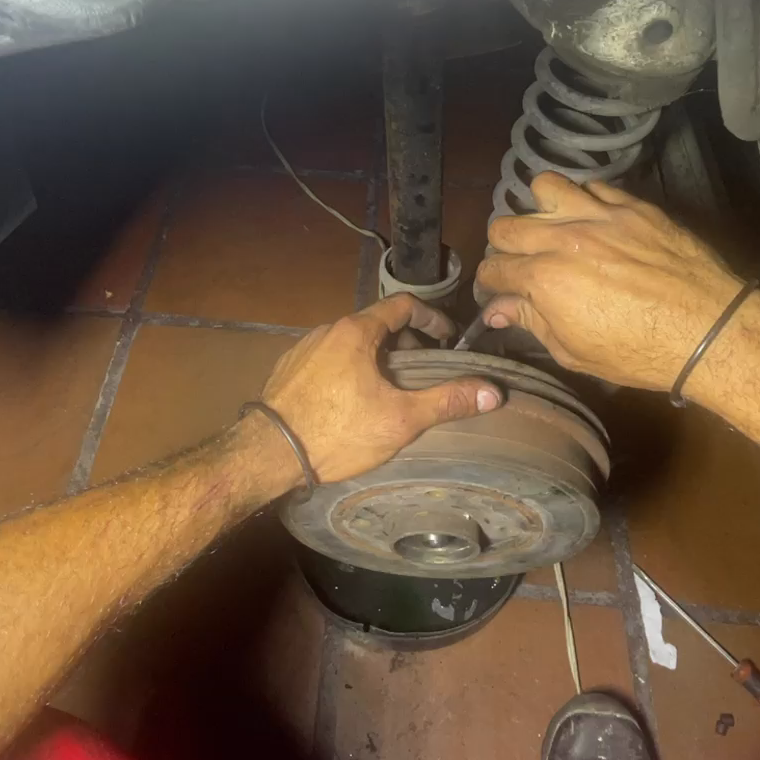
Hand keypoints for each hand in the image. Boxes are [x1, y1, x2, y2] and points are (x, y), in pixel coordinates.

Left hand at [259, 294, 503, 483]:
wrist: (267, 453)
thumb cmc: (337, 432)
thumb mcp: (400, 419)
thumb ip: (447, 401)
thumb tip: (493, 392)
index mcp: (355, 331)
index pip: (403, 305)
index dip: (432, 318)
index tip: (449, 340)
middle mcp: (327, 330)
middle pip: (377, 324)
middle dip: (406, 343)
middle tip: (424, 372)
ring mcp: (304, 349)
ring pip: (351, 343)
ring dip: (377, 358)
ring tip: (391, 390)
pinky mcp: (288, 369)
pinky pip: (329, 360)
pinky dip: (350, 369)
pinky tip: (353, 402)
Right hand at [475, 172, 759, 397]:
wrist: (709, 331)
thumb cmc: (638, 352)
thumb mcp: (573, 351)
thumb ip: (530, 322)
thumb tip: (496, 310)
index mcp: (544, 279)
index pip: (493, 268)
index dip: (490, 284)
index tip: (499, 292)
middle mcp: (563, 238)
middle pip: (506, 225)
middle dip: (504, 247)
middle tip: (521, 264)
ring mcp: (599, 216)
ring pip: (544, 186)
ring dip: (540, 208)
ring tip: (552, 227)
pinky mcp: (632, 206)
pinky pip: (593, 186)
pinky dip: (584, 200)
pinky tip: (592, 220)